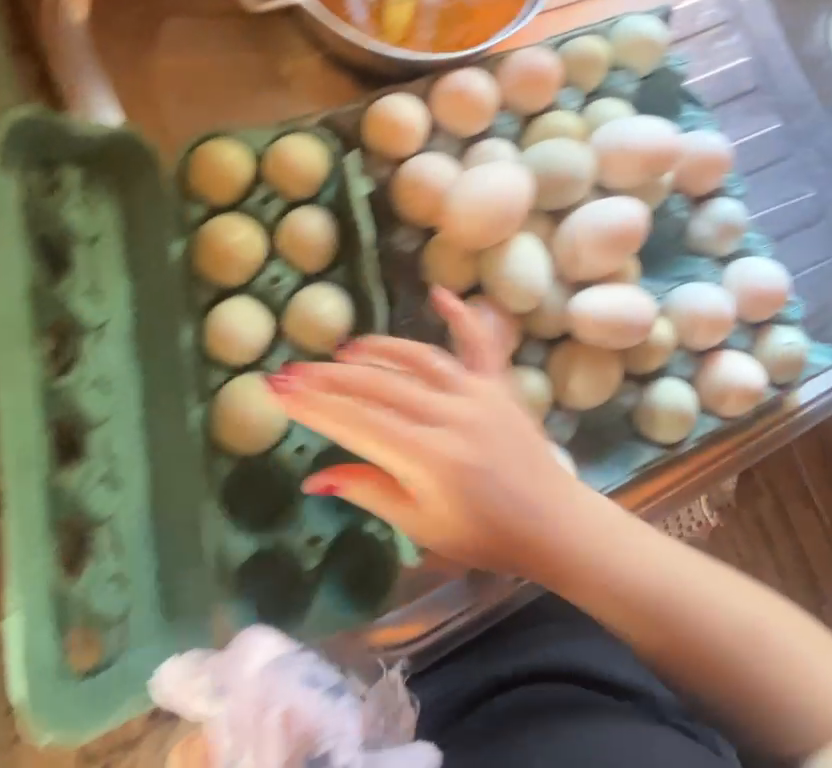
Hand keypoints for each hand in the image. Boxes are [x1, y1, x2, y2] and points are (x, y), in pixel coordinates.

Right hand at [268, 288, 594, 580]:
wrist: (554, 526)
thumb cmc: (484, 536)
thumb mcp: (420, 525)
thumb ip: (368, 491)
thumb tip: (312, 476)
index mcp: (427, 457)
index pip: (356, 421)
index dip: (313, 405)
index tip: (277, 389)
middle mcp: (450, 415)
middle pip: (378, 386)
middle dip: (329, 378)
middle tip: (292, 370)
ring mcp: (478, 395)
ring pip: (417, 360)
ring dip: (377, 351)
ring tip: (342, 351)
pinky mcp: (500, 386)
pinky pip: (480, 344)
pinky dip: (461, 317)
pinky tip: (439, 294)